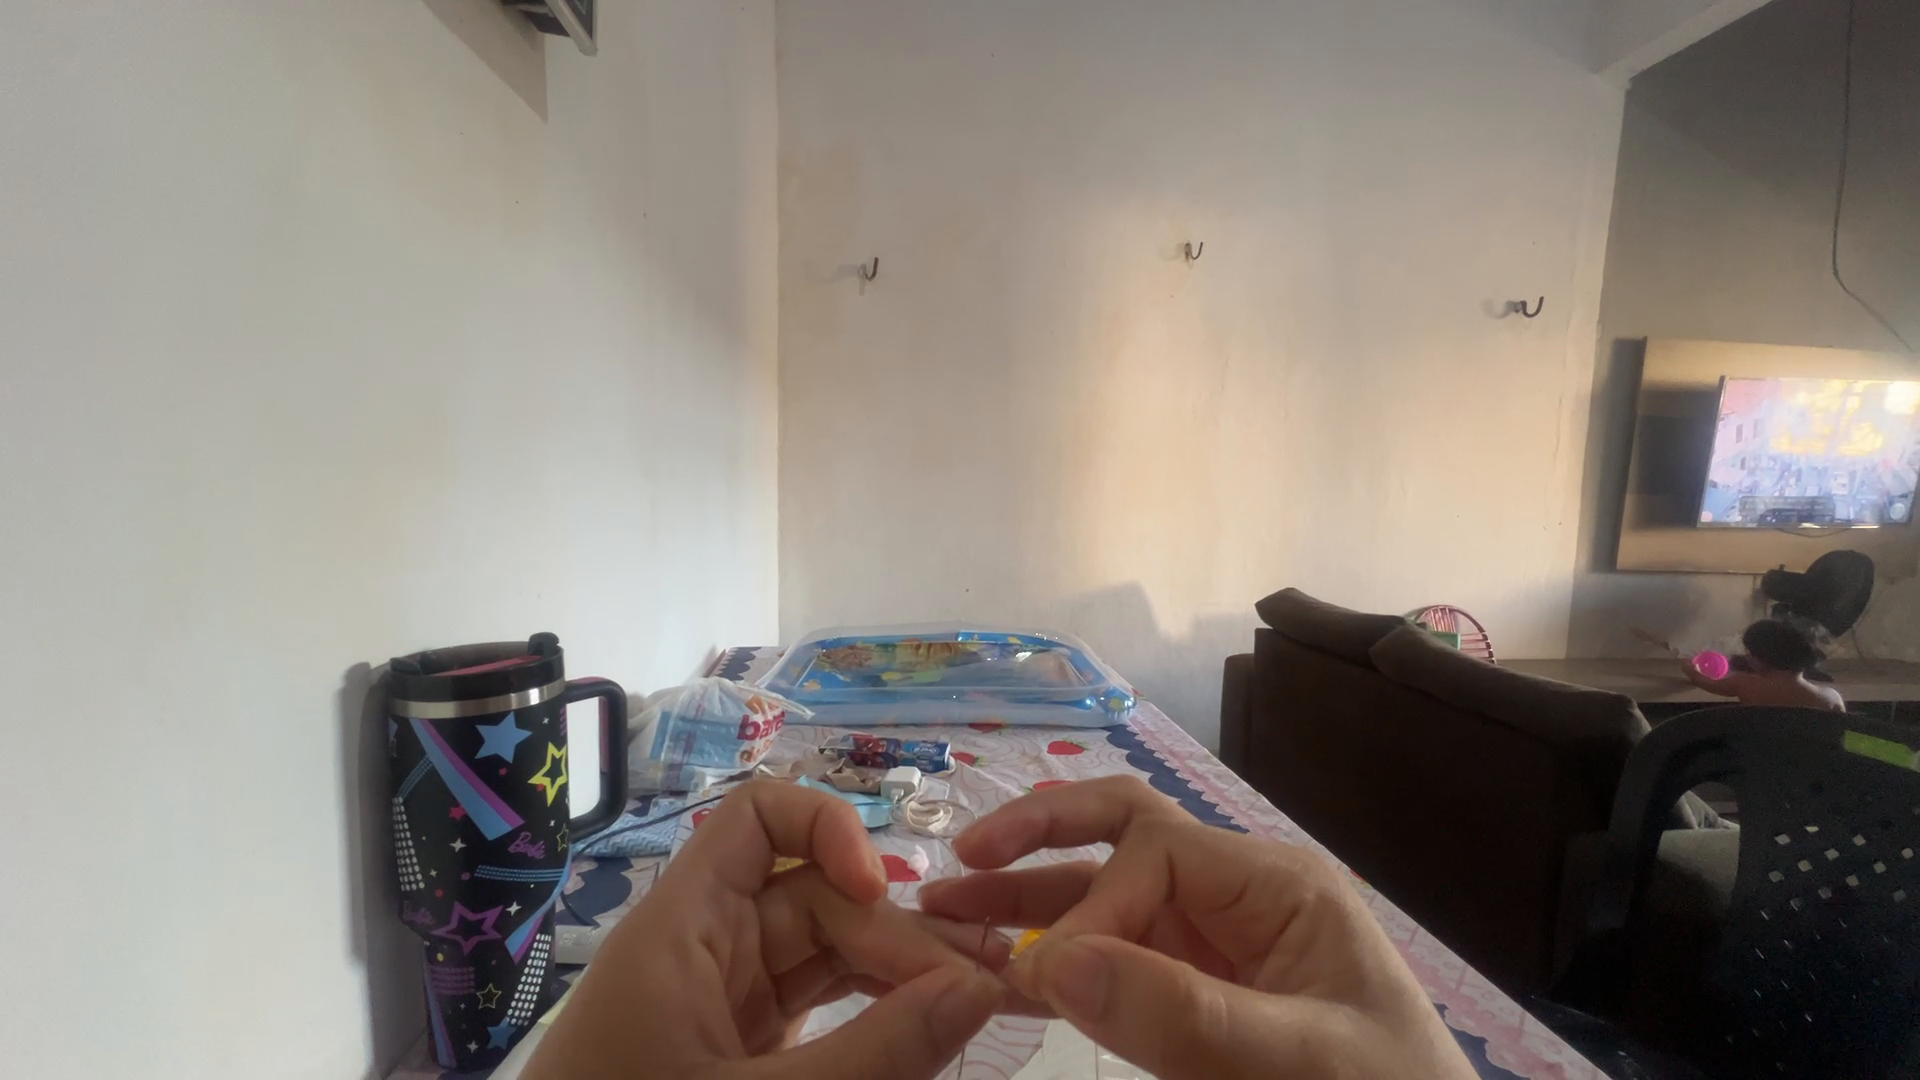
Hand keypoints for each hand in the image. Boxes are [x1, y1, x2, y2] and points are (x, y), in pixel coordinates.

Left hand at [525, 781, 1005, 1079]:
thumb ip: (876, 1055)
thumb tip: (982, 988)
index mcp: (685, 926)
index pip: (759, 818)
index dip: (828, 827)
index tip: (880, 889)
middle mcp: (711, 945)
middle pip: (821, 895)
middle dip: (898, 934)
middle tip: (986, 982)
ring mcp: (731, 999)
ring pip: (832, 951)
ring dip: (901, 974)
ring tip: (982, 999)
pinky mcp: (747, 1048)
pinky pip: (825, 1005)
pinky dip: (876, 1015)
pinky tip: (927, 1031)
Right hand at [918, 777, 1476, 1079]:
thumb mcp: (1305, 1066)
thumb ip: (1185, 1015)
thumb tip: (1053, 962)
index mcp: (1270, 880)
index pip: (1155, 849)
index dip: (1093, 903)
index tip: (1052, 975)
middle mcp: (1230, 889)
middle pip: (1122, 828)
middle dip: (1041, 833)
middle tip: (967, 853)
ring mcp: (1205, 936)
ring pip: (1101, 890)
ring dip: (1026, 897)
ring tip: (948, 910)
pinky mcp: (1187, 984)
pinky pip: (1109, 957)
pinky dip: (1053, 960)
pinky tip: (997, 968)